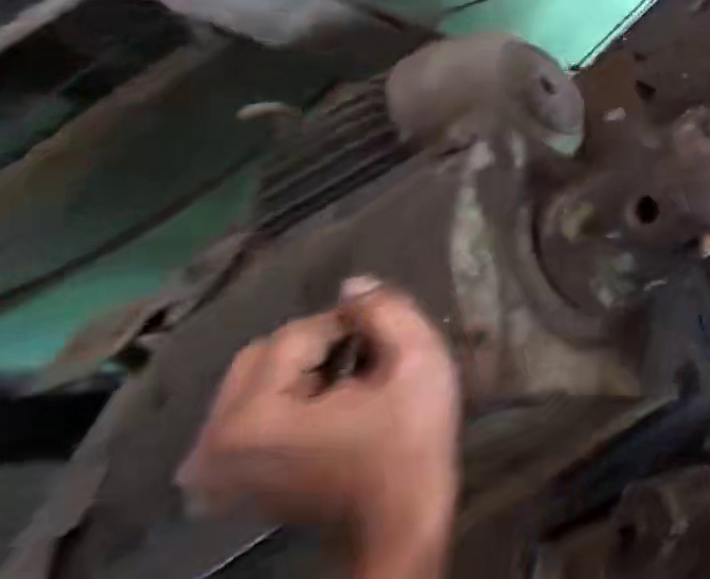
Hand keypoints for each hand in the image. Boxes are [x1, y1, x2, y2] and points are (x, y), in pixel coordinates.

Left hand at [177, 278, 459, 578]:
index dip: (351, 325)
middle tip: (371, 358)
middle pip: (261, 356)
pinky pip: (248, 411)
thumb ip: (387, 312)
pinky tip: (332, 406)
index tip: (390, 340)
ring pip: (253, 381)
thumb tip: (354, 283)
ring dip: (305, 369)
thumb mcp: (419, 361)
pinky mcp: (217, 481)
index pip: (294, 335)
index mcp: (249, 419)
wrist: (400, 511)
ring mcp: (205, 469)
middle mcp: (207, 445)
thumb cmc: (411, 436)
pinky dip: (290, 397)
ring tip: (355, 383)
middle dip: (319, 345)